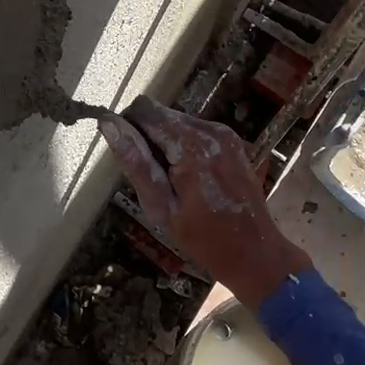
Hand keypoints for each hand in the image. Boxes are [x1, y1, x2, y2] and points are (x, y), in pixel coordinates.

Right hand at [100, 97, 311, 302]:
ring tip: (172, 180)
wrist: (255, 253)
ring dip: (164, 141)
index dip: (128, 128)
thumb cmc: (204, 238)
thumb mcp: (161, 206)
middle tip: (154, 177)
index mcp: (191, 144)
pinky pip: (193, 129)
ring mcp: (223, 132)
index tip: (131, 159)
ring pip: (175, 120)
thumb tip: (109, 123)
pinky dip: (182, 145)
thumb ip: (135, 162)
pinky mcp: (230, 139)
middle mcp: (209, 129)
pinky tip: (190, 176)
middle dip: (147, 137)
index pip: (144, 110)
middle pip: (160, 113)